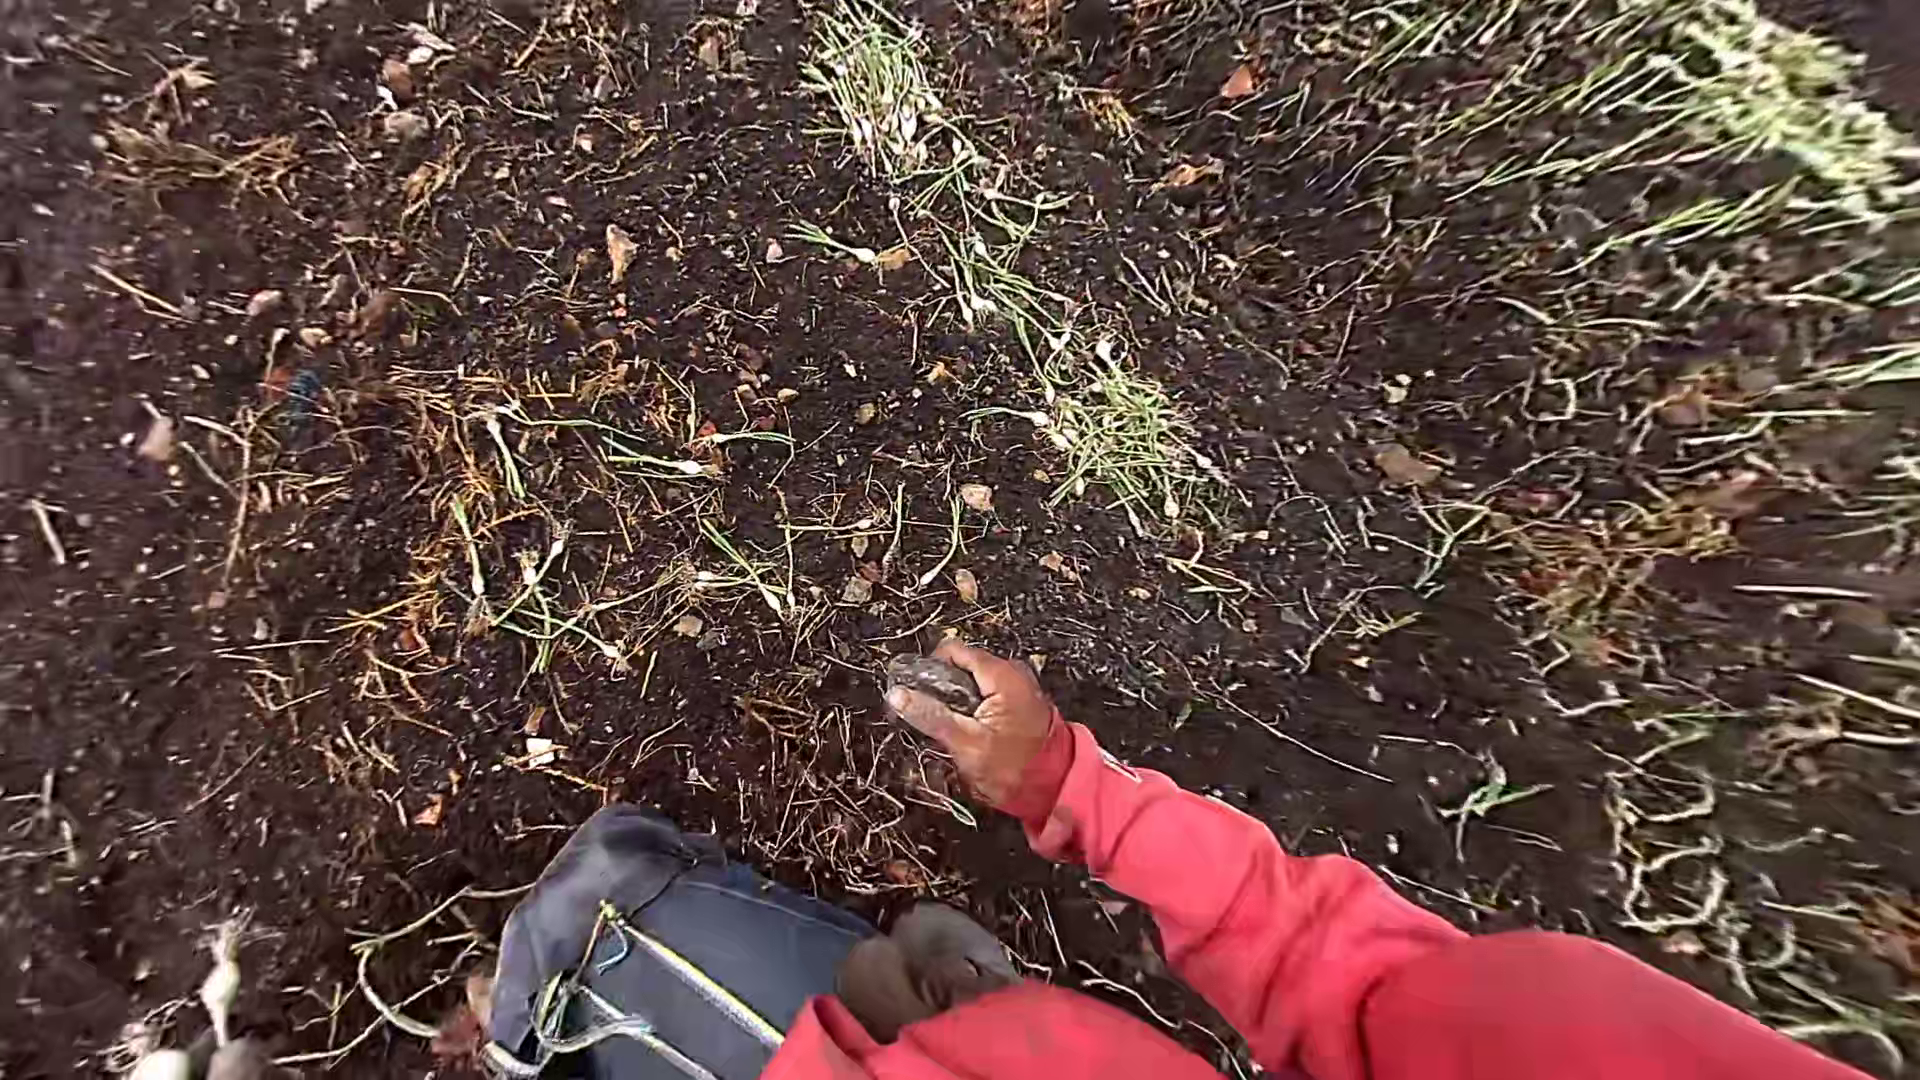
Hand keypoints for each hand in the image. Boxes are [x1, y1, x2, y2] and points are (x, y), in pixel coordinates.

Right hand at [885, 641, 1055, 807]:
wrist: (1055, 788)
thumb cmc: (1011, 766)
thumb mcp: (965, 742)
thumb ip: (931, 715)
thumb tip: (897, 694)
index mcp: (1000, 673)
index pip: (953, 651)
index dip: (930, 669)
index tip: (917, 694)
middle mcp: (1011, 671)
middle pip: (963, 666)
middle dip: (944, 690)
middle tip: (934, 719)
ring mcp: (1018, 685)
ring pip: (973, 682)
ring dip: (958, 702)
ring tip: (952, 731)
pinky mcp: (1020, 701)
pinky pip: (987, 694)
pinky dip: (974, 708)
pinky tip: (971, 733)